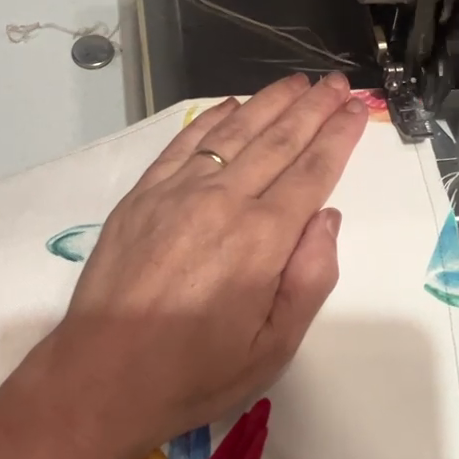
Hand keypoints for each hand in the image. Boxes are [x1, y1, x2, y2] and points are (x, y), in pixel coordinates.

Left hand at [0, 73, 365, 458]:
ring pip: (233, 132)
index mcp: (262, 240)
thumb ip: (310, 279)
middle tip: (336, 82)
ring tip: (297, 83)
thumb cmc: (195, 374)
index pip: (312, 172)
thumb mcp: (273, 348)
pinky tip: (231, 106)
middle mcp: (223, 202)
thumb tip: (327, 218)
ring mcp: (177, 193)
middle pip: (277, 140)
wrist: (102, 377)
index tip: (356, 109)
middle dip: (312, 107)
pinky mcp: (141, 196)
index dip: (338, 136)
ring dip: (269, 102)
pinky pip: (184, 144)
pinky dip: (212, 119)